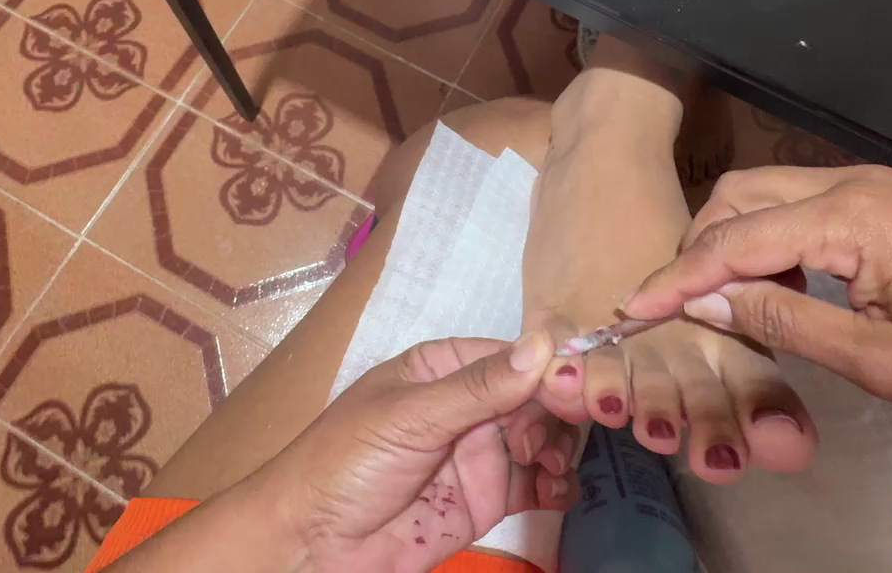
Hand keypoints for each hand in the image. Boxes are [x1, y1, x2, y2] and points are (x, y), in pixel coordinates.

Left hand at [250, 334, 574, 572]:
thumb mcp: (412, 416)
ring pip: (542, 437)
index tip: (578, 386)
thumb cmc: (349, 460)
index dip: (547, 367)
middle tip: (553, 439)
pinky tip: (557, 492)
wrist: (313, 546)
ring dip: (560, 448)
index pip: (509, 355)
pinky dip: (557, 485)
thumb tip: (543, 346)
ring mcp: (479, 451)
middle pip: (532, 395)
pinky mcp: (486, 498)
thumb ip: (479, 388)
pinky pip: (536, 484)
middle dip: (554, 412)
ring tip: (552, 468)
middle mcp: (468, 403)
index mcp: (443, 366)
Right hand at [624, 164, 891, 452]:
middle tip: (678, 302)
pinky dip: (776, 239)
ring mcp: (876, 187)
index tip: (632, 306)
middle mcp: (851, 183)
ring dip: (736, 239)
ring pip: (772, 195)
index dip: (678, 277)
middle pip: (742, 196)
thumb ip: (782, 320)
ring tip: (724, 297)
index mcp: (847, 214)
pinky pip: (807, 206)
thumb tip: (704, 302)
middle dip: (699, 245)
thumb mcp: (880, 360)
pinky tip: (782, 281)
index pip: (734, 240)